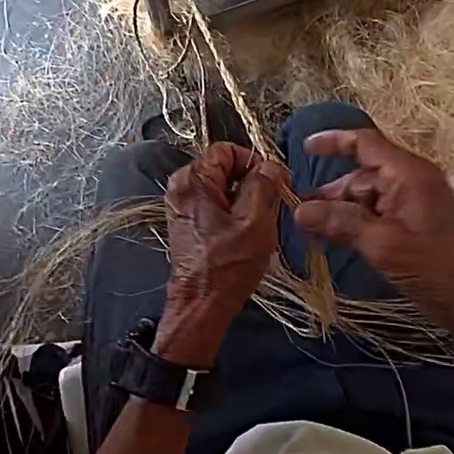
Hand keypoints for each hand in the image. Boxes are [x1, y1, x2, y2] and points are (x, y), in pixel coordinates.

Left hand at [157, 143, 290, 367]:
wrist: (201, 303)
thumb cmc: (228, 265)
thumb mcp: (255, 221)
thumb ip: (263, 185)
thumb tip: (269, 165)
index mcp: (193, 180)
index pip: (225, 149)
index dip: (252, 160)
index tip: (273, 181)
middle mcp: (180, 187)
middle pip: (222, 167)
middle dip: (250, 181)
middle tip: (270, 204)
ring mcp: (180, 204)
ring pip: (220, 186)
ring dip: (243, 199)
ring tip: (258, 222)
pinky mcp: (185, 221)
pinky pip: (212, 203)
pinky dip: (231, 211)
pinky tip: (244, 232)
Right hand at [291, 128, 453, 327]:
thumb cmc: (435, 267)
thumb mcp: (382, 244)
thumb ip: (340, 223)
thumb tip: (299, 211)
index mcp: (408, 174)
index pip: (365, 143)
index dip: (333, 141)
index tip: (303, 147)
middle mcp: (412, 181)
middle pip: (362, 174)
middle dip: (331, 191)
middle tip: (301, 211)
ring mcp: (415, 203)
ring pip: (367, 196)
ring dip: (341, 210)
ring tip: (315, 230)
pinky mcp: (415, 224)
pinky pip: (378, 213)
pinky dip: (355, 222)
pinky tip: (336, 238)